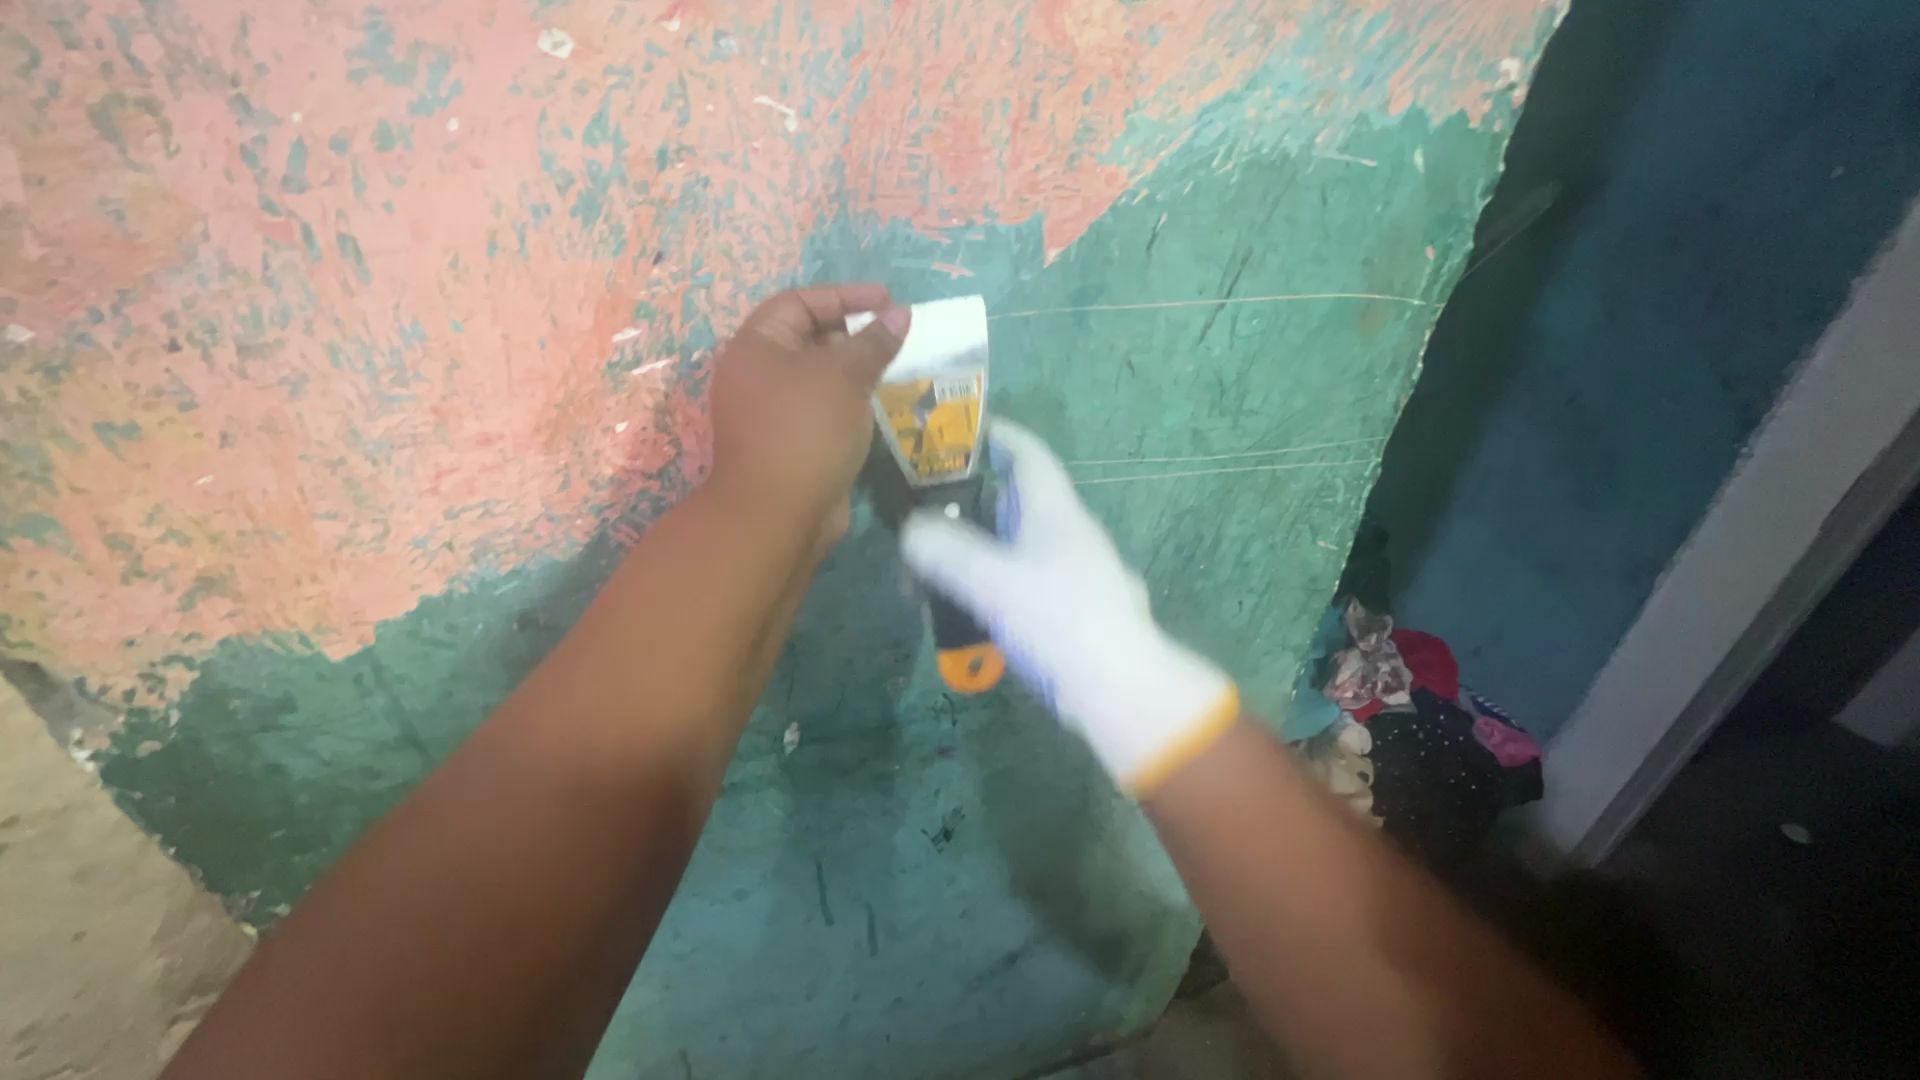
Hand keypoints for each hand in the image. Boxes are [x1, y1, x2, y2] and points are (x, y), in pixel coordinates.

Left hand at [707, 285, 909, 540]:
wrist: (779, 514)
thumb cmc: (807, 430)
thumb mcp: (845, 376)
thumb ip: (874, 342)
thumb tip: (899, 314)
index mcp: (755, 346)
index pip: (800, 303)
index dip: (845, 297)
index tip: (888, 302)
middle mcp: (755, 376)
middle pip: (806, 340)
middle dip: (852, 335)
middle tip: (893, 339)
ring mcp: (769, 414)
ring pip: (817, 380)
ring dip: (853, 373)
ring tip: (892, 371)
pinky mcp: (787, 446)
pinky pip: (820, 412)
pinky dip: (847, 404)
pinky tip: (877, 409)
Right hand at [900, 420, 1238, 794]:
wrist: (1118, 688)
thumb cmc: (1058, 621)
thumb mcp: (993, 582)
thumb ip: (947, 552)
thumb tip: (912, 531)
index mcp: (1055, 513)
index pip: (1029, 455)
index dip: (999, 437)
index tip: (965, 433)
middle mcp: (1069, 535)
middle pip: (1019, 502)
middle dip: (976, 503)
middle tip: (932, 514)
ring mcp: (1077, 574)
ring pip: (1020, 547)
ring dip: (981, 552)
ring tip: (939, 572)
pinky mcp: (1075, 611)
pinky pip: (1027, 584)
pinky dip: (996, 587)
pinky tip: (972, 613)